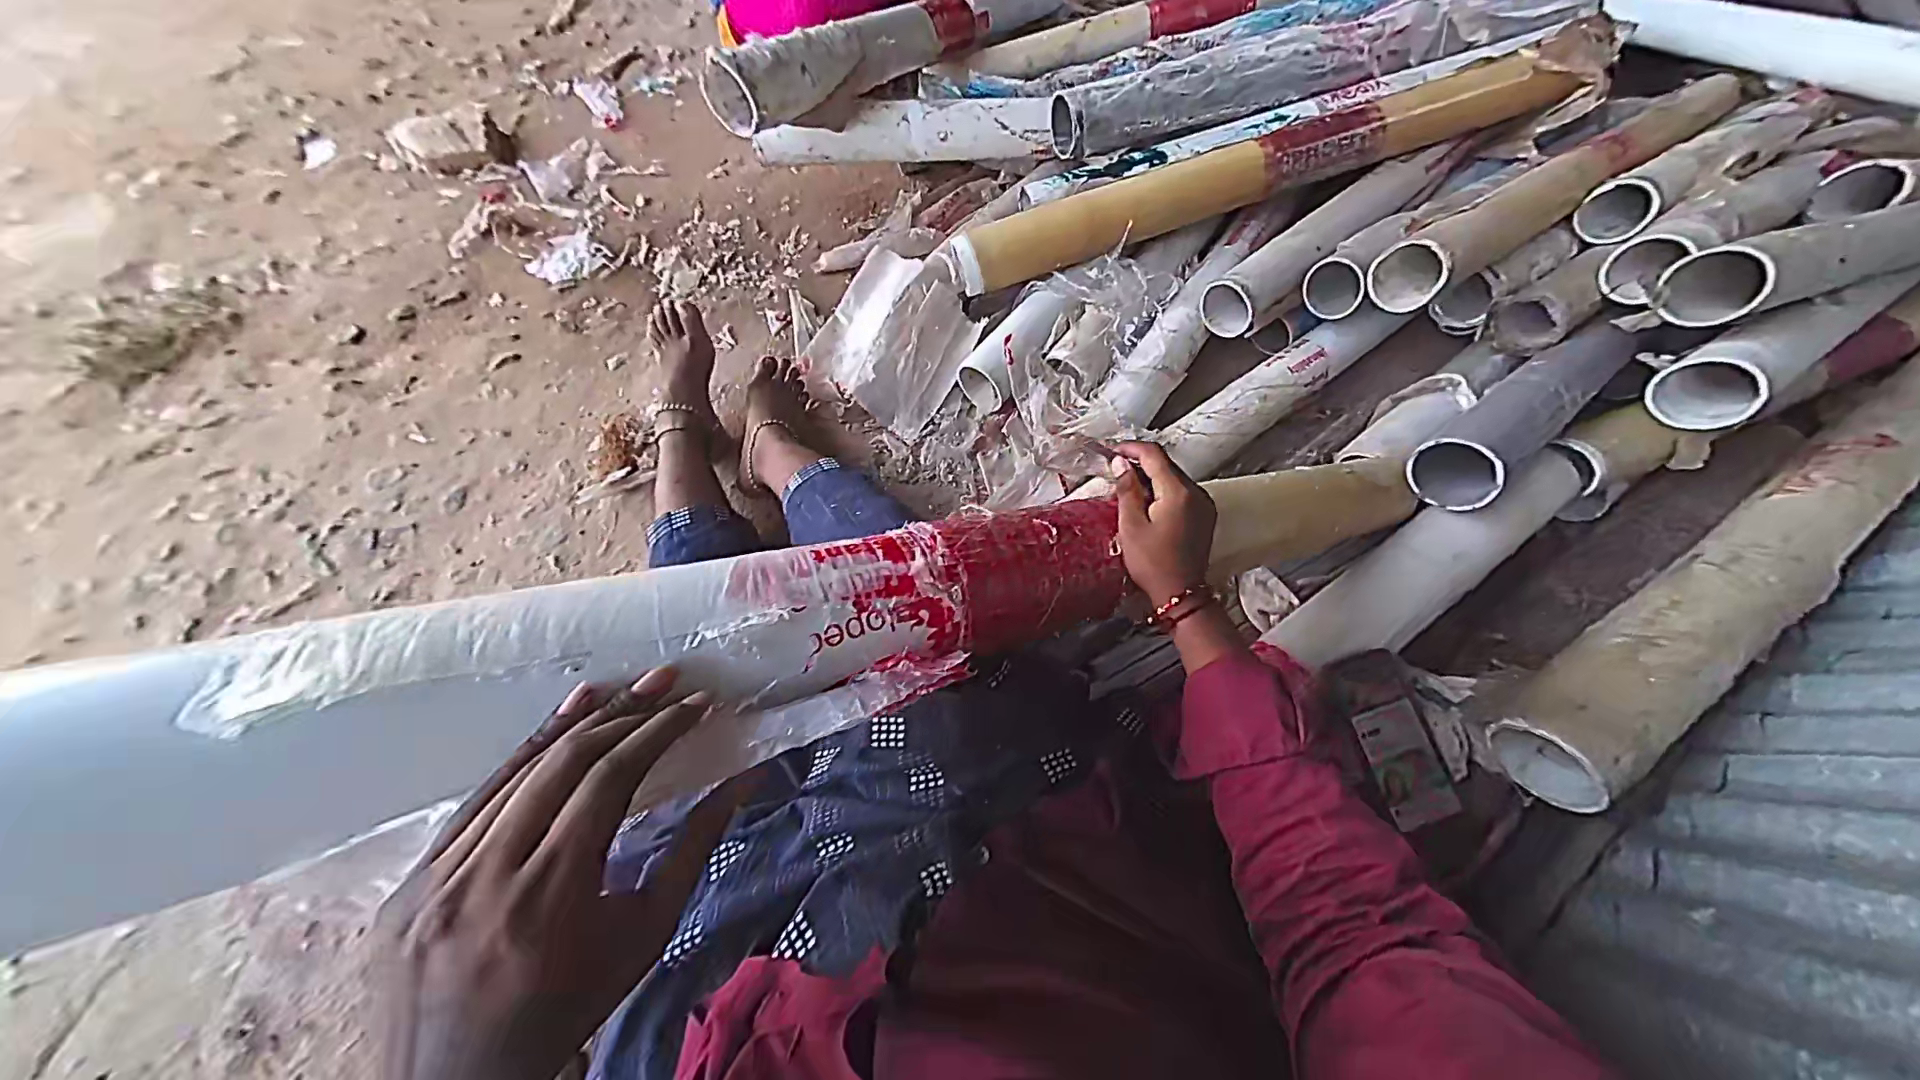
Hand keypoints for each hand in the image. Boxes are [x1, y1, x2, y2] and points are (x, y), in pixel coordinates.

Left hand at [369, 669, 747, 1079]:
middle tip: (668, 682)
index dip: (658, 732)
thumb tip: (741, 784)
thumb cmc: (573, 1006)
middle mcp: (484, 876)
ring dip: (576, 723)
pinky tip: (558, 723)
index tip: (696, 706)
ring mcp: (435, 877)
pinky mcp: (409, 881)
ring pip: (517, 773)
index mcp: (549, 895)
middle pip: (565, 765)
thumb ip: (693, 849)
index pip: (609, 780)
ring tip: (622, 689)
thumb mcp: (647, 932)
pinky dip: (523, 757)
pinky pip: (478, 801)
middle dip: (625, 714)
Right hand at [1112, 441, 1216, 607]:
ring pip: (1173, 479)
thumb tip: (1121, 463)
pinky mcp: (1204, 515)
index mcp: (1178, 493)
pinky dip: (1162, 492)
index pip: (1155, 455)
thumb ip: (1127, 489)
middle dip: (1140, 465)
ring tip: (1127, 491)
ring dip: (1150, 479)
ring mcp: (1203, 504)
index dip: (1131, 449)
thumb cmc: (1153, 563)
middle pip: (1166, 465)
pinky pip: (1181, 493)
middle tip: (1115, 474)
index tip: (1113, 451)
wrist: (1180, 593)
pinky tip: (1146, 504)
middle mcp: (1197, 493)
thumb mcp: (1131, 525)